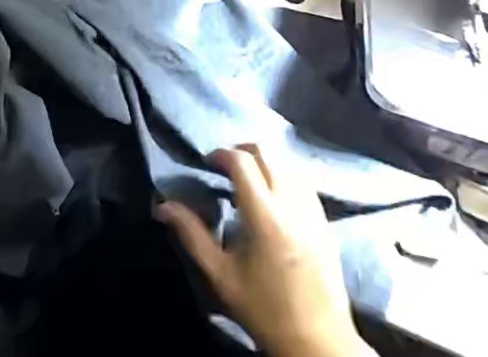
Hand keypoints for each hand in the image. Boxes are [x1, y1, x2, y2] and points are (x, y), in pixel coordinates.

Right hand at [157, 144, 370, 356]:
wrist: (316, 337)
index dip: (221, 154)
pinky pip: (302, 176)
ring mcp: (312, 205)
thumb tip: (163, 206)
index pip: (243, 162)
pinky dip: (283, 172)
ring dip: (263, 160)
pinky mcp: (324, 213)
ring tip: (246, 179)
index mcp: (266, 216)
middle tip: (223, 166)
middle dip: (241, 150)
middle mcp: (292, 201)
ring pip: (286, 160)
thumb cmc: (264, 308)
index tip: (207, 163)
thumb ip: (192, 235)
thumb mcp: (222, 276)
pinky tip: (273, 192)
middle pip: (266, 151)